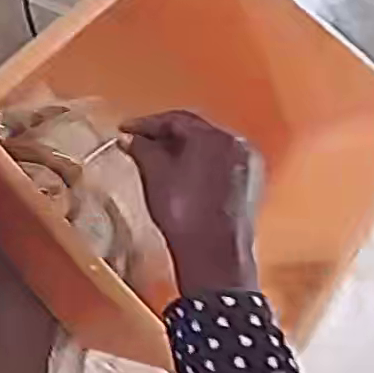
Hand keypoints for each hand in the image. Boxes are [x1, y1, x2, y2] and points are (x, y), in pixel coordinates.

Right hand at [119, 111, 262, 297]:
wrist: (213, 253)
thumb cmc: (184, 211)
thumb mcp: (154, 173)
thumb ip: (141, 148)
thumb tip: (131, 138)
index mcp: (215, 138)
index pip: (175, 119)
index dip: (145, 123)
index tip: (125, 129)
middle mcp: (237, 146)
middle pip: (194, 129)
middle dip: (163, 133)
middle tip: (137, 140)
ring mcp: (246, 165)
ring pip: (207, 146)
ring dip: (179, 147)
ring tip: (153, 157)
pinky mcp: (248, 184)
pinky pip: (217, 161)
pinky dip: (195, 161)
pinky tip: (176, 172)